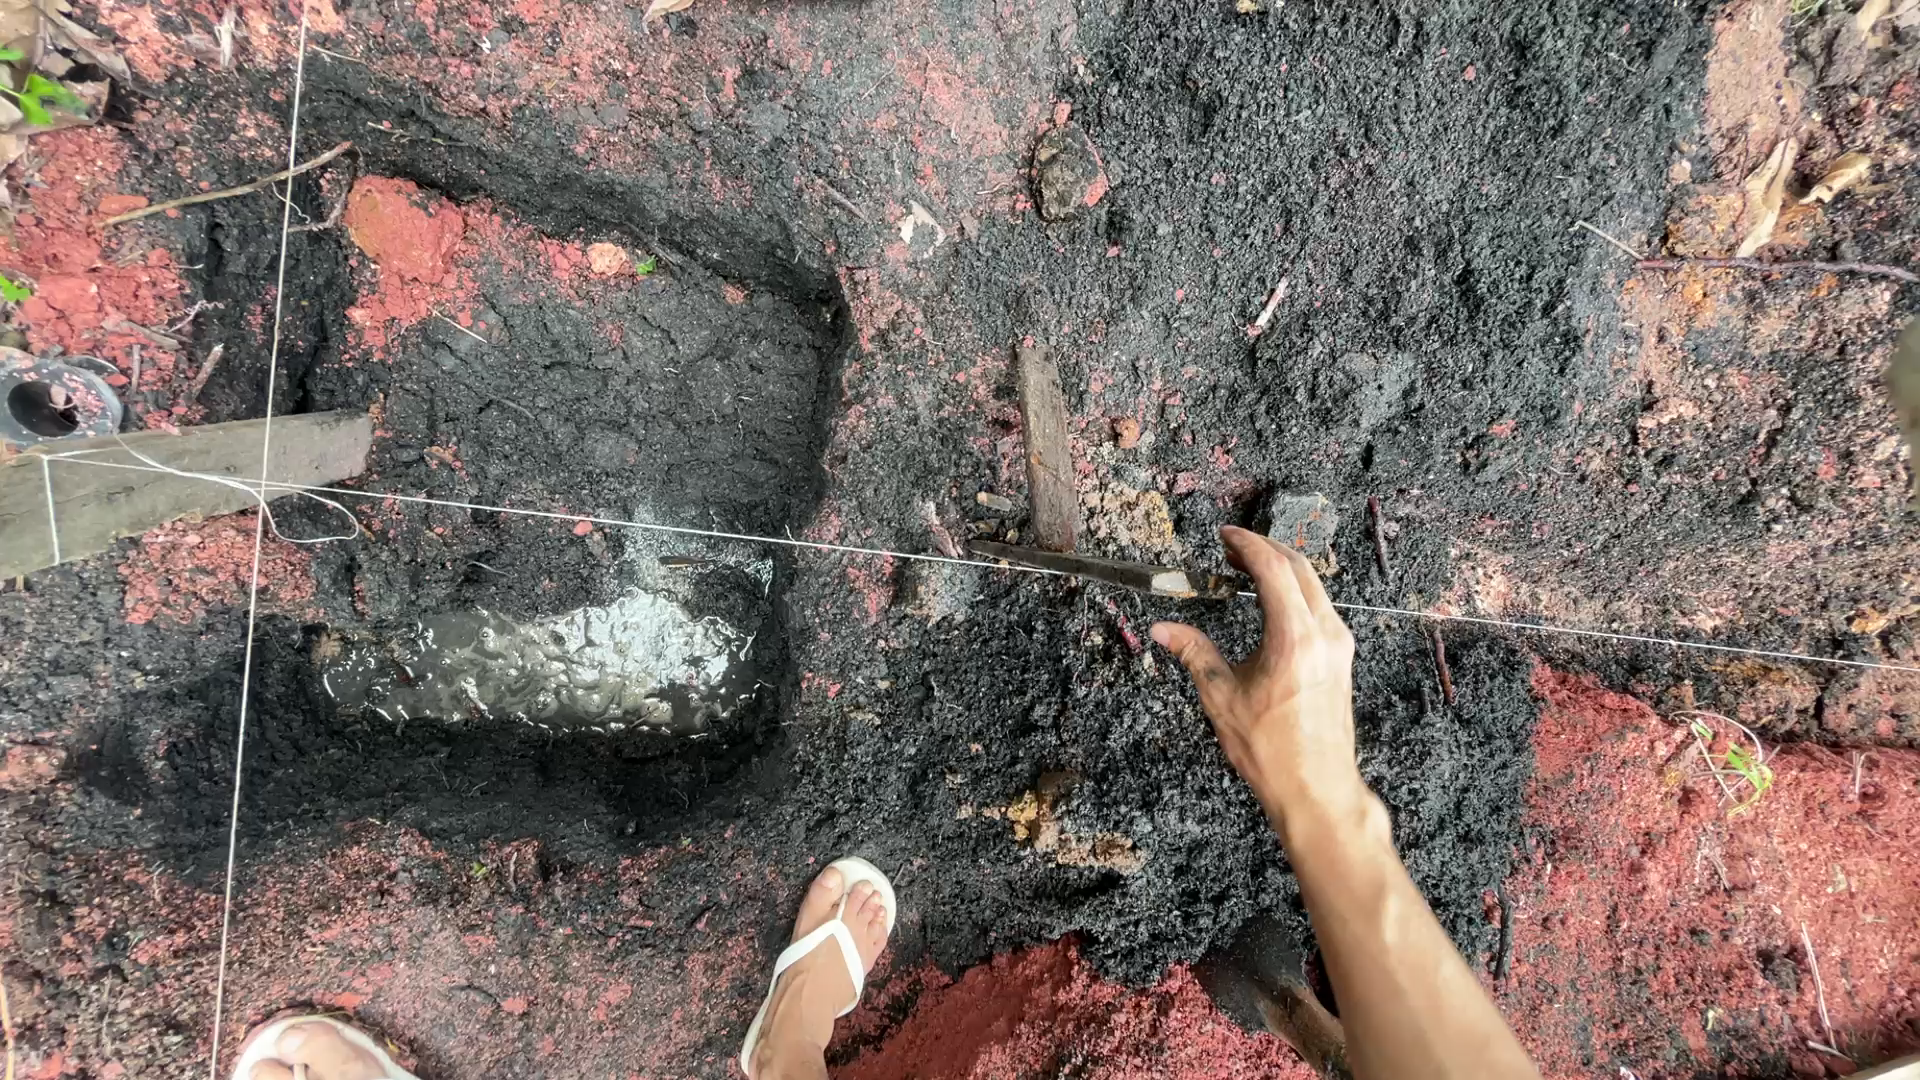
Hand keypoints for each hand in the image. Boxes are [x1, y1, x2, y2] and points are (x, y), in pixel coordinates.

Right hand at [1151, 526, 1366, 833]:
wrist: (1318, 790)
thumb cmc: (1270, 750)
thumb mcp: (1222, 697)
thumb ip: (1194, 653)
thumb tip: (1162, 628)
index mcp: (1295, 640)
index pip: (1274, 570)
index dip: (1247, 545)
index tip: (1224, 534)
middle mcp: (1325, 634)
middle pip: (1300, 568)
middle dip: (1264, 548)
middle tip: (1230, 546)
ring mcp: (1339, 645)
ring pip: (1313, 584)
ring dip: (1280, 567)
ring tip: (1243, 566)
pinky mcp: (1341, 657)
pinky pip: (1319, 604)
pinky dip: (1292, 588)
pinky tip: (1267, 597)